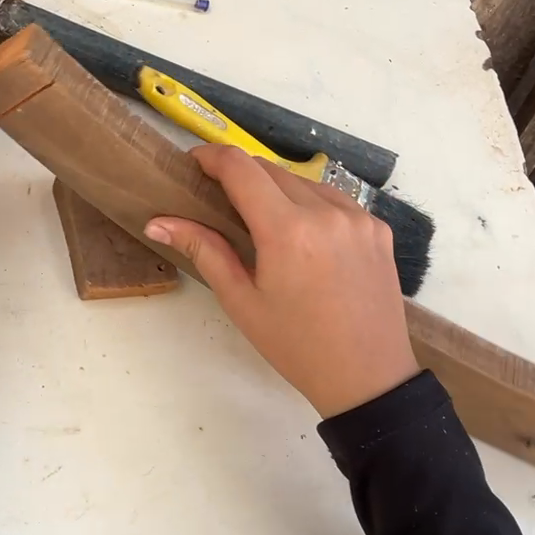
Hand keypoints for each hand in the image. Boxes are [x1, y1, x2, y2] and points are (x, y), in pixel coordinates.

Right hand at [146, 145, 417, 418]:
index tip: (192, 165)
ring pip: (302, 182)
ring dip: (273, 190)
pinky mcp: (377, 227)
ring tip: (258, 222)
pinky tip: (298, 236)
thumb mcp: (241, 301)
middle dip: (239, 176)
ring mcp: (358, 217)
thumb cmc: (294, 345)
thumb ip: (203, 250)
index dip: (211, 157)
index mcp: (287, 231)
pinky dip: (307, 205)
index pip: (241, 168)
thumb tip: (157, 222)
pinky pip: (332, 199)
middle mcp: (326, 213)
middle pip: (270, 169)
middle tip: (217, 200)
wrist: (368, 377)